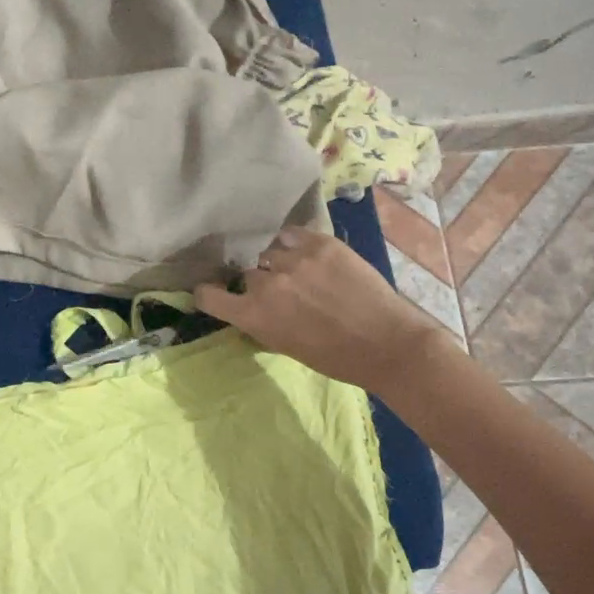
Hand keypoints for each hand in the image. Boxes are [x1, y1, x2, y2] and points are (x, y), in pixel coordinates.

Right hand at [196, 227, 448, 393]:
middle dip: (256, 279)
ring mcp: (295, 259)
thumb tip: (250, 307)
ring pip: (270, 251)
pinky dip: (296, 243)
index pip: (208, 295)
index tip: (215, 292)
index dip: (208, 293)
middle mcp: (267, 283)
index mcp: (252, 315)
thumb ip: (260, 321)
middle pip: (246, 271)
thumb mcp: (283, 346)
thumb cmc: (333, 358)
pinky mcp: (321, 244)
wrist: (384, 342)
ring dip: (277, 260)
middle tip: (275, 287)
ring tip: (295, 267)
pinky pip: (294, 235)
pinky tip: (307, 252)